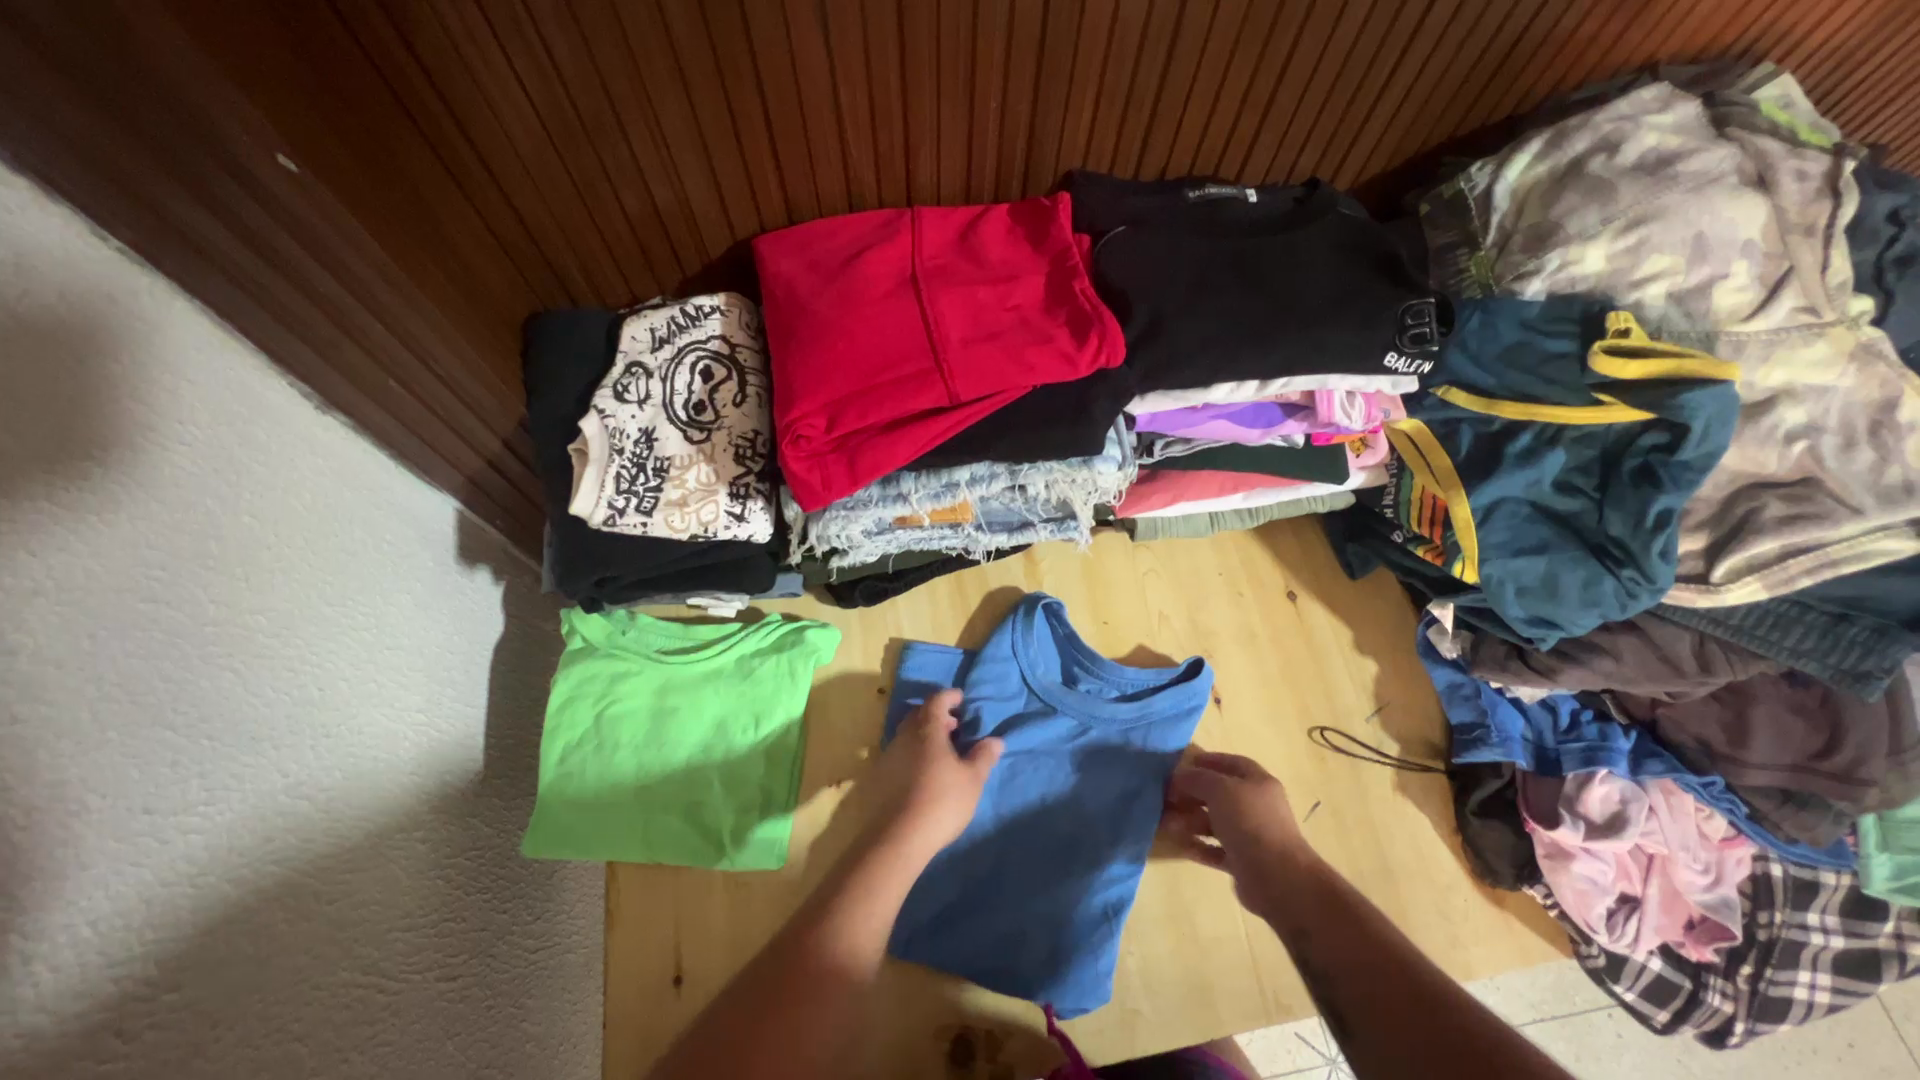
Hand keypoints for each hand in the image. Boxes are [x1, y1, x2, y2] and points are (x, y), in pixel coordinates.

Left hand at [863, 689, 1002, 864]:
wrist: (898, 837)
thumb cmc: (942, 801)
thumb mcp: (972, 779)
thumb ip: (983, 756)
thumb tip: (995, 740)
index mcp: (926, 729)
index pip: (936, 700)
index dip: (949, 696)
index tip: (961, 698)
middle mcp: (904, 736)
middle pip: (918, 714)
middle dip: (937, 714)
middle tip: (955, 725)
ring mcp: (888, 756)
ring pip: (907, 734)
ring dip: (925, 734)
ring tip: (944, 750)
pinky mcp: (880, 776)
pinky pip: (900, 752)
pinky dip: (914, 751)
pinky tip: (926, 771)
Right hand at [1161, 749, 1313, 914]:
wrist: (1277, 877)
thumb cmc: (1250, 823)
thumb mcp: (1220, 790)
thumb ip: (1197, 778)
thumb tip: (1178, 777)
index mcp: (1258, 783)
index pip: (1232, 763)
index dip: (1208, 761)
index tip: (1181, 764)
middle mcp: (1256, 807)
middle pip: (1220, 794)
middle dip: (1192, 794)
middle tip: (1166, 797)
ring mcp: (1251, 835)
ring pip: (1215, 822)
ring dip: (1190, 821)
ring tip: (1166, 824)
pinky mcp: (1243, 861)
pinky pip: (1215, 849)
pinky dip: (1198, 846)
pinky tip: (1180, 845)